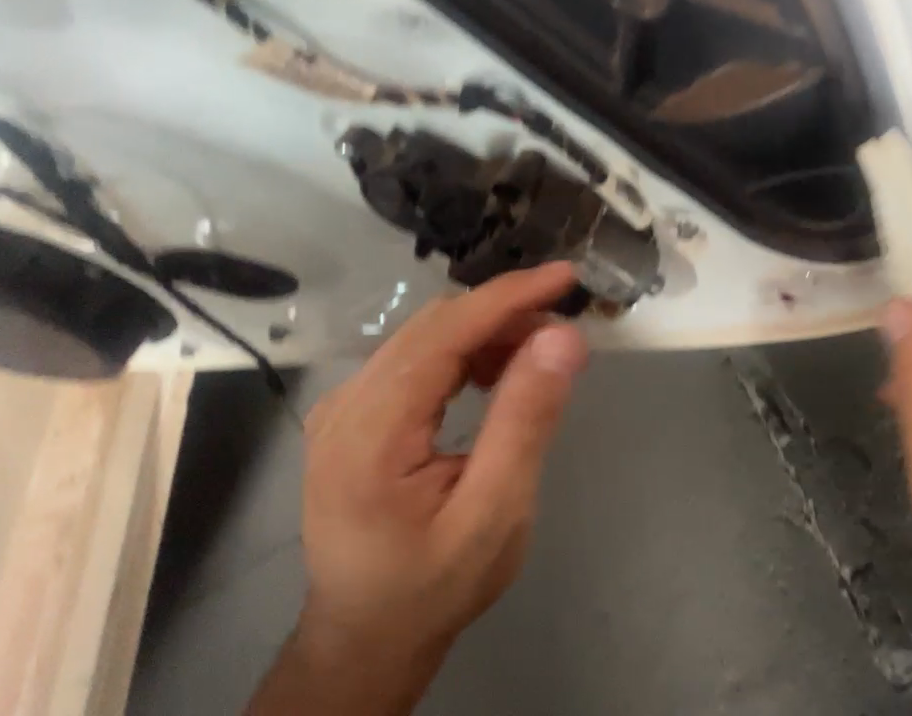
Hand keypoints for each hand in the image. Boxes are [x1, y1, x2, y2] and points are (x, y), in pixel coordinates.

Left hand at [248, 263, 588, 715]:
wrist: (370, 635)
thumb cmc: (437, 582)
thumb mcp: (496, 509)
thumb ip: (526, 419)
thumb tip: (563, 336)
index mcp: (369, 432)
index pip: (444, 334)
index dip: (508, 296)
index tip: (567, 276)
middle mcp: (345, 407)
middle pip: (432, 327)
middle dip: (505, 312)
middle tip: (567, 330)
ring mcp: (344, 411)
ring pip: (425, 338)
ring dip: (489, 331)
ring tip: (543, 355)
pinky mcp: (355, 418)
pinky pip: (417, 360)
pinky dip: (467, 352)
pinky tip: (500, 374)